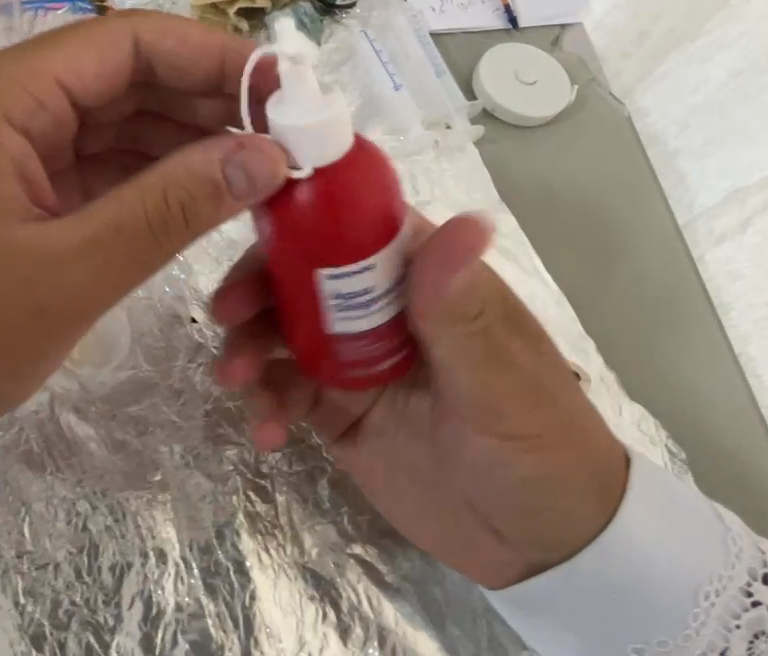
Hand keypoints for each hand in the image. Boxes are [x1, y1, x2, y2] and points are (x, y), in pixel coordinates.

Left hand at [0, 12, 289, 427]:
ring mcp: (5, 142)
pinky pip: (93, 161)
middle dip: (208, 100)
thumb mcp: (72, 272)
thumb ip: (173, 207)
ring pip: (114, 118)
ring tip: (264, 164)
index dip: (213, 58)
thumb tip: (268, 156)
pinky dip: (149, 174)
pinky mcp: (11, 183)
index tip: (287, 88)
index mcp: (2, 94)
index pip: (126, 43)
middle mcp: (2, 99)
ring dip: (185, 139)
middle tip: (291, 133)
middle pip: (123, 75)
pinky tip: (206, 190)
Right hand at [213, 213, 628, 588]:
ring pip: (281, 329)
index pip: (353, 228)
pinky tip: (266, 432)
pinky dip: (266, 403)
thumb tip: (463, 219)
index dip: (300, 222)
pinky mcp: (335, 408)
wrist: (542, 548)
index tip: (254, 233)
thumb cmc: (540, 447)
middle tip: (225, 315)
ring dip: (250, 345)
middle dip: (256, 288)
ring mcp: (352, 357)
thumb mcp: (503, 381)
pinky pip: (285, 390)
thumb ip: (462, 310)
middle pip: (301, 275)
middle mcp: (379, 307)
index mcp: (423, 280)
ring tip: (236, 381)